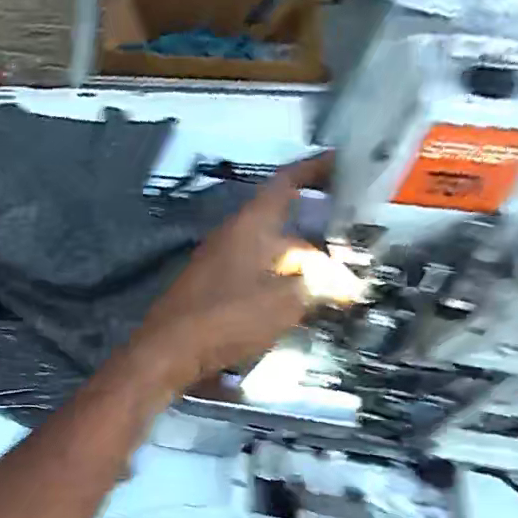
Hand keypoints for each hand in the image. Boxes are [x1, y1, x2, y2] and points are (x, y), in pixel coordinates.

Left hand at [129, 152, 332, 386]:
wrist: (168, 354)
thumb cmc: (227, 318)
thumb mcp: (284, 302)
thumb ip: (317, 286)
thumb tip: (341, 282)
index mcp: (250, 224)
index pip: (287, 182)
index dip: (317, 169)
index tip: (343, 163)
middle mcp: (231, 237)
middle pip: (282, 230)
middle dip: (317, 243)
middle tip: (349, 261)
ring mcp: (217, 267)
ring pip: (269, 259)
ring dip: (298, 272)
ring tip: (329, 291)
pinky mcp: (210, 296)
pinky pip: (253, 283)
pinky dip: (277, 292)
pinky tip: (293, 315)